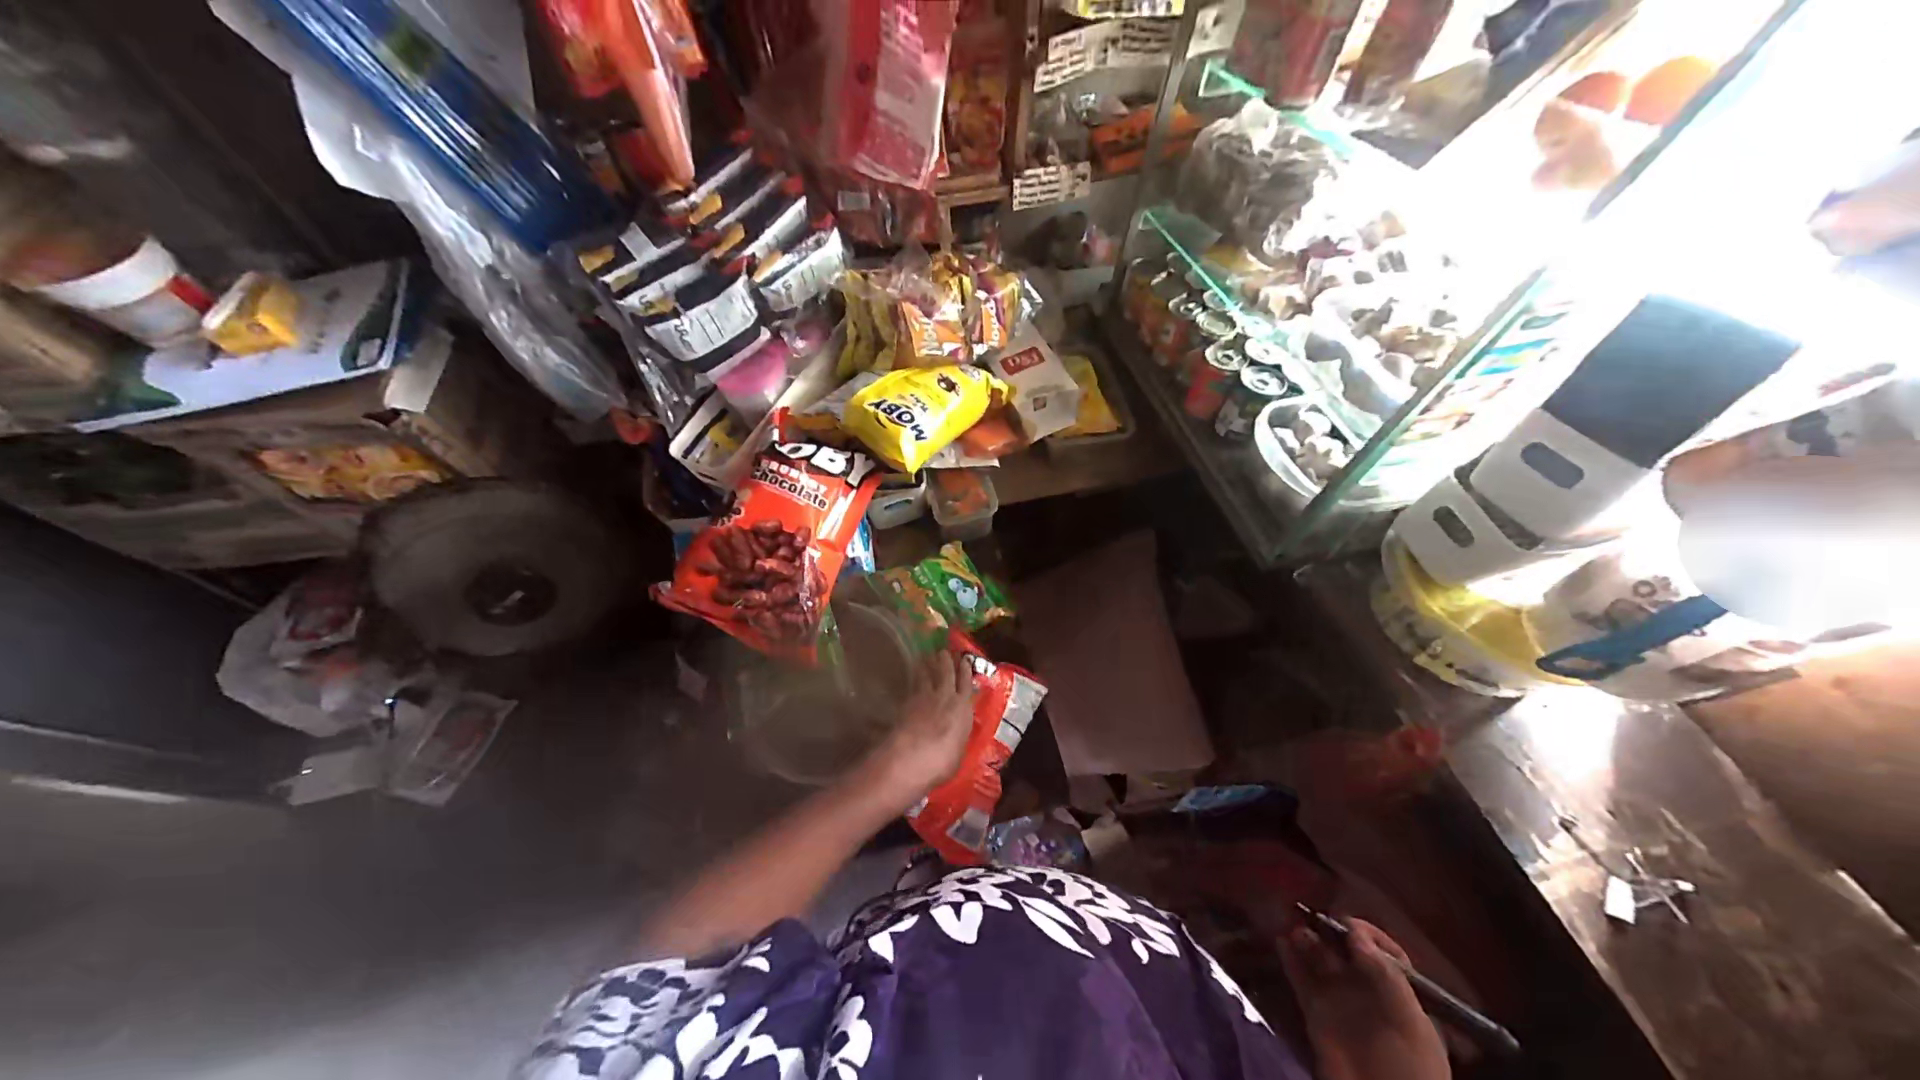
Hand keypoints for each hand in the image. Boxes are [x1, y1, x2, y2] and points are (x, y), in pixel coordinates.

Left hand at [851, 650, 975, 810]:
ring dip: (928, 664)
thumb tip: (956, 736)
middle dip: (946, 661)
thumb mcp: (958, 753)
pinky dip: (915, 676)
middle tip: (944, 651)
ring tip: (927, 655)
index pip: (966, 683)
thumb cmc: (942, 761)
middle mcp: (946, 697)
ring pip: (928, 674)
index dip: (966, 671)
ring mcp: (924, 697)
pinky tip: (913, 675)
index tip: (965, 660)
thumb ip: (958, 738)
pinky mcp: (906, 702)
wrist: (910, 758)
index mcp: (963, 709)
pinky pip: (914, 684)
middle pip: (946, 673)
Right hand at [1280, 918, 1449, 1079]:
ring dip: (1306, 940)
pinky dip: (1290, 959)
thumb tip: (1354, 933)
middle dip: (1329, 932)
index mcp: (1402, 995)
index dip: (1367, 935)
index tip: (1347, 925)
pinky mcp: (1316, 1014)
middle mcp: (1370, 993)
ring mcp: (1341, 1003)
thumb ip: (1385, 976)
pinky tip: (1281, 941)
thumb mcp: (1410, 1023)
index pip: (1385, 953)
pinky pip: (1301, 980)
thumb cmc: (1410, 1071)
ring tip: (1293, 926)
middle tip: (1311, 917)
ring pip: (1321, 961)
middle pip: (1348, 952)